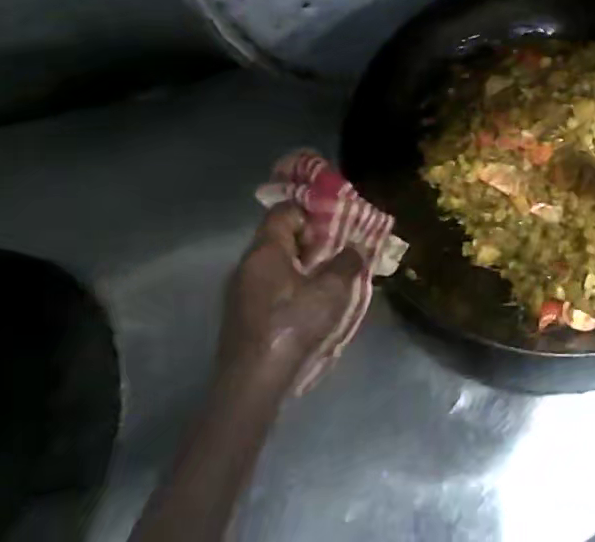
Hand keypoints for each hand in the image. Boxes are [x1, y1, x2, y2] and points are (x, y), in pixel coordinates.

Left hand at [217, 202, 365, 381]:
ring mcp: (238, 291)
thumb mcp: (332, 289)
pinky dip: (288, 285)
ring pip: (273, 264)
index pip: (283, 212)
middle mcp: (246, 264)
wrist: (252, 382)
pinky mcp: (239, 315)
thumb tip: (356, 248)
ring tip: (326, 278)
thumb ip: (347, 262)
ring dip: (299, 265)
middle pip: (278, 237)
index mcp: (265, 250)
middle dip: (309, 241)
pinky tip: (306, 303)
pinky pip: (266, 286)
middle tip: (335, 251)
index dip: (310, 213)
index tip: (333, 225)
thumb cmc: (292, 324)